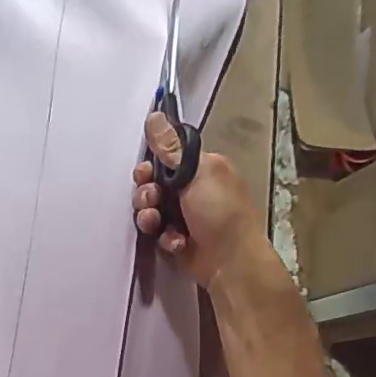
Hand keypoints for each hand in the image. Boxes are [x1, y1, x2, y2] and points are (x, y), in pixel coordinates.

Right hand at [131, 113, 263, 286]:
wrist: (230, 261)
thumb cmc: (220, 212)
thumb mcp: (197, 174)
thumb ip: (172, 148)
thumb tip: (155, 115)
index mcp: (201, 168)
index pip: (165, 158)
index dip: (150, 166)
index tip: (145, 174)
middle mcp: (191, 189)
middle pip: (151, 184)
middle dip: (146, 194)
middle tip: (152, 200)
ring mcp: (183, 215)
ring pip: (150, 209)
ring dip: (150, 216)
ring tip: (158, 223)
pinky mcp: (176, 237)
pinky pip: (157, 232)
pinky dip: (164, 236)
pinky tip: (175, 241)